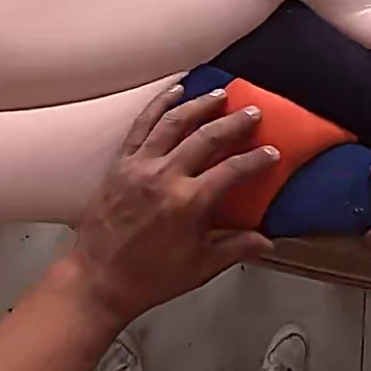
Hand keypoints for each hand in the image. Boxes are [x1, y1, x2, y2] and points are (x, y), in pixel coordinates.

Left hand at [55, 84, 278, 329]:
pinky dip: (159, 104)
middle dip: (235, 122)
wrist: (98, 279)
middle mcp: (164, 177)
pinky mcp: (121, 162)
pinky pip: (141, 124)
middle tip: (252, 113)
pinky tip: (174, 91)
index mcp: (188, 203)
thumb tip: (266, 242)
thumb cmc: (149, 277)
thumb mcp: (201, 266)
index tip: (272, 152)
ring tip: (219, 94)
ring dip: (200, 104)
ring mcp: (140, 166)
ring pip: (175, 122)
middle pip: (207, 137)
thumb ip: (237, 248)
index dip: (256, 159)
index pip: (233, 170)